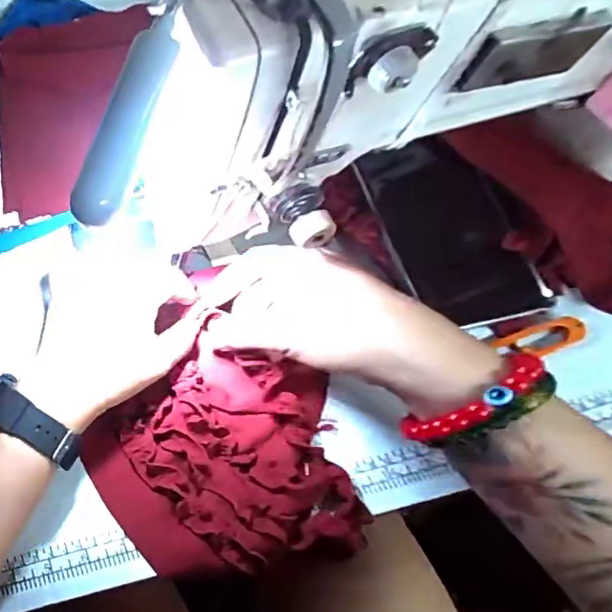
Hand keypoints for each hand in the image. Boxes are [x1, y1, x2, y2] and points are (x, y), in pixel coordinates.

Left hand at [19, 246, 209, 431]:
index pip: (172, 276)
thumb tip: (195, 320)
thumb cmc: (115, 375)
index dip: (185, 290)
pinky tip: (102, 293)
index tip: (188, 306)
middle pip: (146, 266)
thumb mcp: (160, 361)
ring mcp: (85, 276)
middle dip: (160, 282)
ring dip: (132, 276)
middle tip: (165, 304)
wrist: (62, 387)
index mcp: (141, 289)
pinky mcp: (64, 286)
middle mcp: (114, 273)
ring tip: (136, 299)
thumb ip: (184, 335)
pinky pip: (86, 266)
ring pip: (118, 263)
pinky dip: (98, 273)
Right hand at [200, 246, 502, 417]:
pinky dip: (284, 330)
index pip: (246, 266)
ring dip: (262, 324)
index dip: (221, 287)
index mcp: (296, 260)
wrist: (406, 349)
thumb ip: (245, 331)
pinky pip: (300, 314)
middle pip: (262, 284)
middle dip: (241, 310)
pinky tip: (285, 351)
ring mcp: (330, 285)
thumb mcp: (286, 333)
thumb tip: (210, 335)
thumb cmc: (341, 331)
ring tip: (256, 348)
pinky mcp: (342, 308)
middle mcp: (312, 265)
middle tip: (229, 337)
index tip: (204, 311)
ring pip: (281, 301)